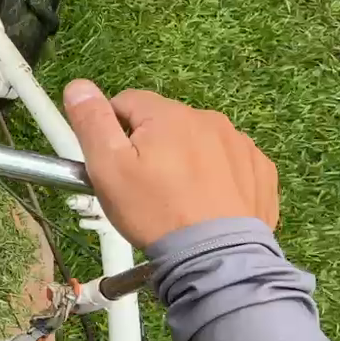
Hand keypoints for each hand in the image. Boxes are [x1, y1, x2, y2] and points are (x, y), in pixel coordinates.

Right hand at [61, 80, 278, 247]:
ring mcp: (240, 144)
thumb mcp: (108, 167)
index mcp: (168, 115)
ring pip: (195, 141)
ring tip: (172, 197)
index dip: (110, 130)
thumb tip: (78, 85)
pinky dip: (212, 175)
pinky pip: (227, 162)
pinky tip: (203, 202)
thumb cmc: (153, 210)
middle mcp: (209, 119)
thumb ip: (92, 122)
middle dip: (147, 145)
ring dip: (181, 159)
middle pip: (162, 122)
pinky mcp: (261, 169)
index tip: (111, 162)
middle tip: (139, 185)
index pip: (125, 102)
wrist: (215, 255)